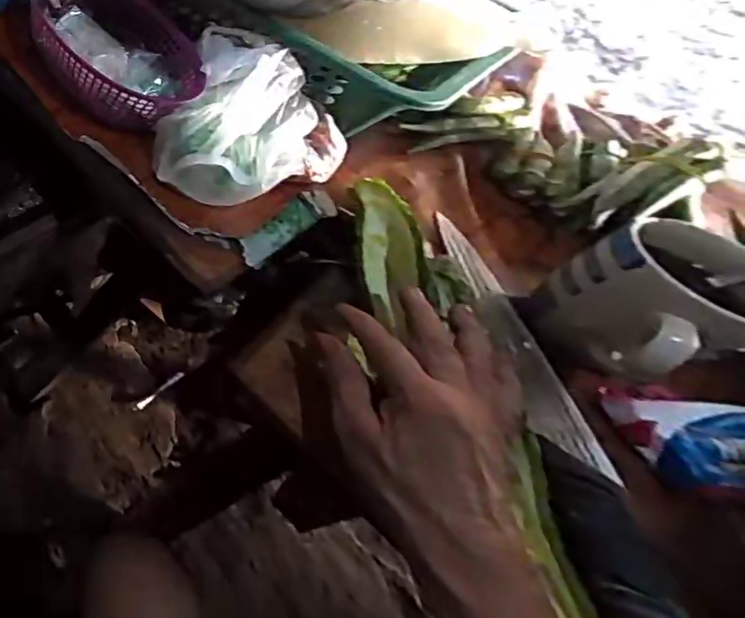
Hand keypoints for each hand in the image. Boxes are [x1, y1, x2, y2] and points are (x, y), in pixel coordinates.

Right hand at [315, 289, 548, 617]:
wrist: (463, 541)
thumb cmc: (397, 485)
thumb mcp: (356, 434)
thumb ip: (343, 382)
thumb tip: (324, 338)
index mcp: (419, 393)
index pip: (384, 342)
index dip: (360, 320)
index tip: (338, 306)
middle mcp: (459, 393)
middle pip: (439, 341)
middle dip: (419, 312)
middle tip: (406, 288)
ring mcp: (487, 411)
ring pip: (481, 359)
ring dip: (468, 330)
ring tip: (460, 308)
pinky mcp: (502, 429)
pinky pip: (506, 386)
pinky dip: (499, 364)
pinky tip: (496, 355)